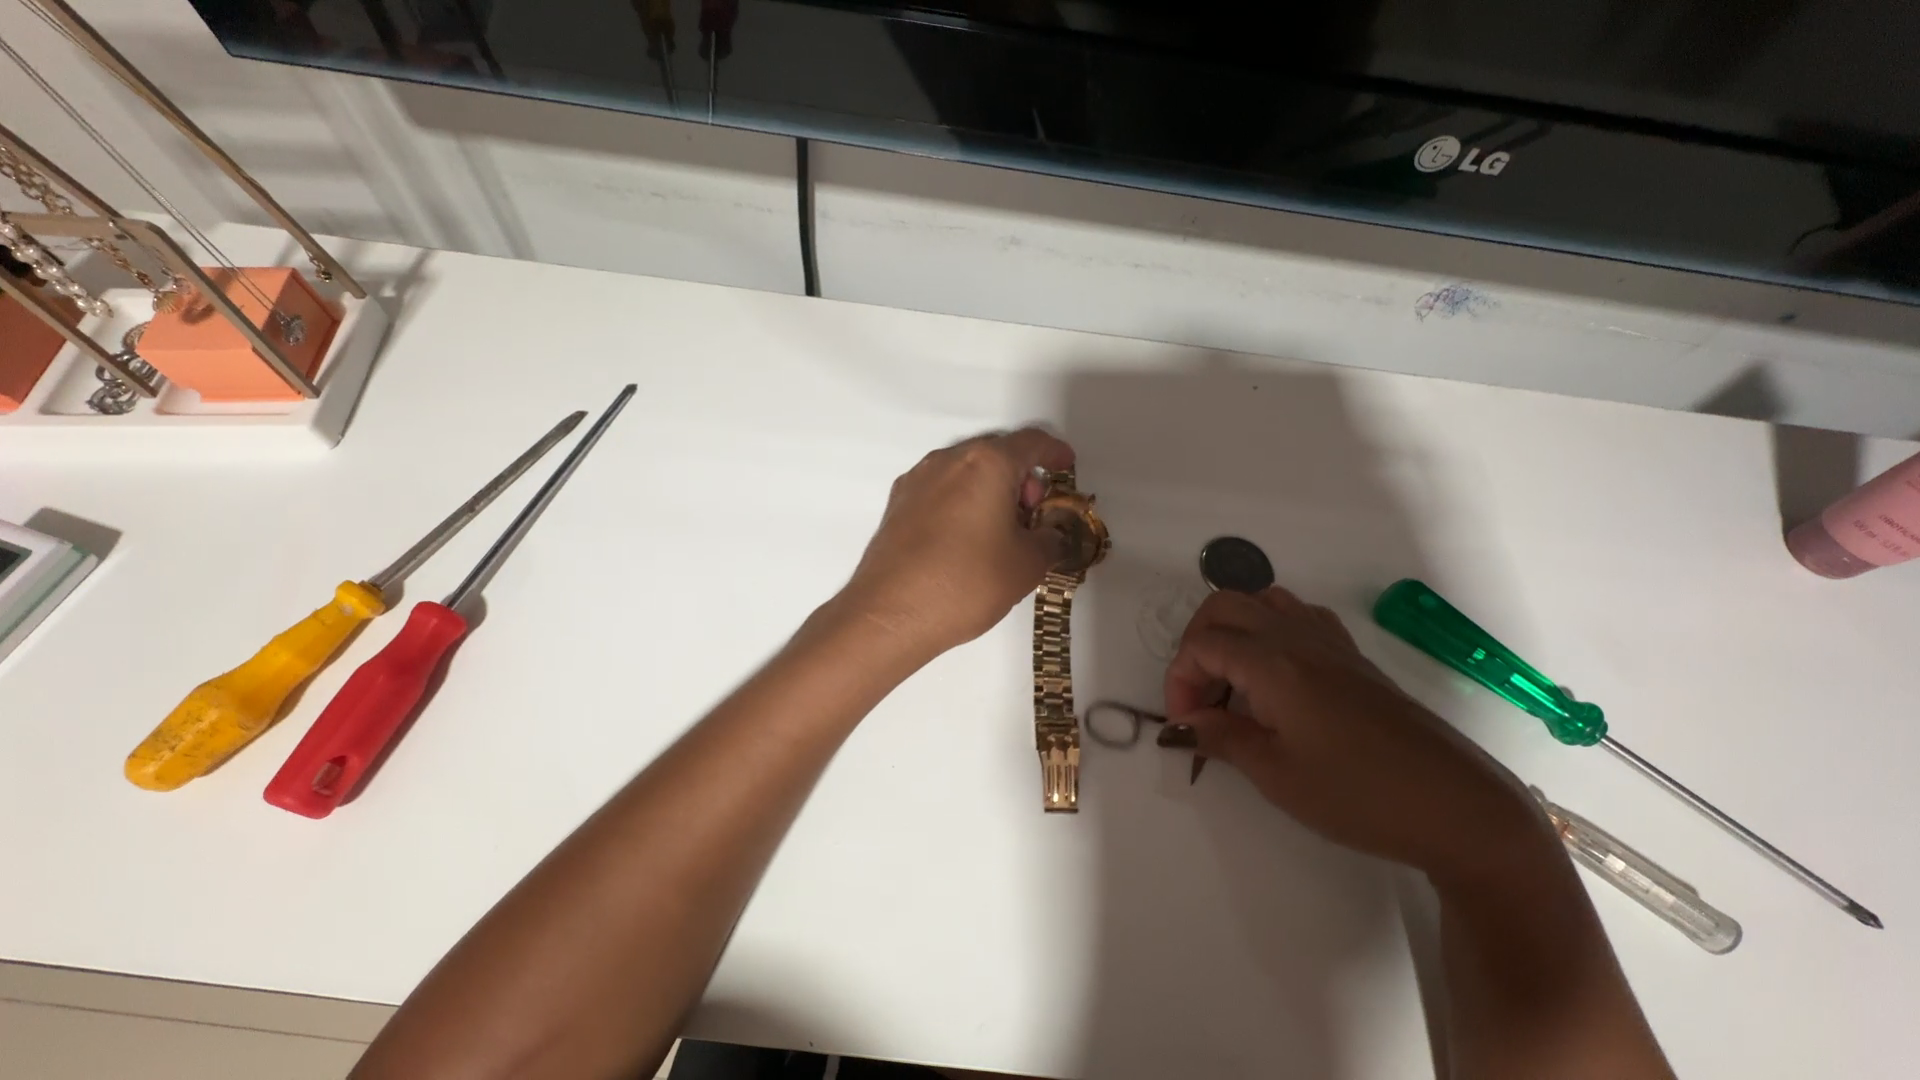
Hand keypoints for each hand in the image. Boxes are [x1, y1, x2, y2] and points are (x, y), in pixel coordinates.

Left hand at [835, 428, 1074, 659]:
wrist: (891, 614)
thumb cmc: (967, 582)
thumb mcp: (1027, 565)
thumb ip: (1050, 540)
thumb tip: (1051, 533)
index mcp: (986, 463)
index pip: (1031, 443)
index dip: (1055, 452)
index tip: (1066, 466)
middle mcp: (948, 460)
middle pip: (996, 455)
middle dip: (1022, 479)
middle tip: (1034, 518)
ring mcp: (917, 480)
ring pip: (966, 472)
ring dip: (991, 492)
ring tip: (1002, 535)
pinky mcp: (897, 505)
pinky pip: (942, 491)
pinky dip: (963, 503)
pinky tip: (968, 542)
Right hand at [1165, 587, 1552, 882]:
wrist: (1456, 806)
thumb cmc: (1357, 795)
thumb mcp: (1276, 774)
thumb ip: (1221, 738)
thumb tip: (1179, 726)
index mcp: (1274, 663)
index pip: (1202, 645)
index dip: (1179, 682)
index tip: (1186, 727)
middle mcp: (1299, 638)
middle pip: (1226, 605)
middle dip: (1196, 644)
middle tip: (1200, 698)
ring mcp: (1332, 643)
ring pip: (1265, 601)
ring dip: (1233, 632)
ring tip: (1233, 686)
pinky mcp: (1355, 659)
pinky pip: (1300, 617)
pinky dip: (1271, 632)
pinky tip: (1276, 679)